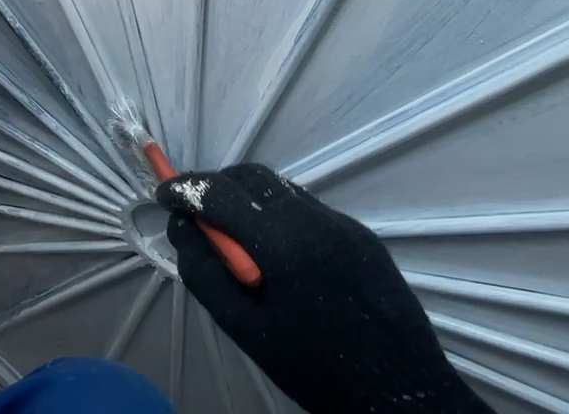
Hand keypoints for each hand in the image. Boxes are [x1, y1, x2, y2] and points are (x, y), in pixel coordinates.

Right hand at [157, 164, 490, 413]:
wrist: (404, 396)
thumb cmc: (314, 368)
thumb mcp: (243, 327)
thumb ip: (203, 270)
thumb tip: (182, 227)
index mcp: (281, 244)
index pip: (216, 192)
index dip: (183, 188)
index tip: (164, 195)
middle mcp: (312, 220)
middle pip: (248, 175)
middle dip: (215, 186)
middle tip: (199, 215)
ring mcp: (342, 224)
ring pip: (278, 188)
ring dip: (248, 199)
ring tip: (241, 239)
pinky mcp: (362, 235)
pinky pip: (307, 208)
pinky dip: (279, 216)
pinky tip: (282, 255)